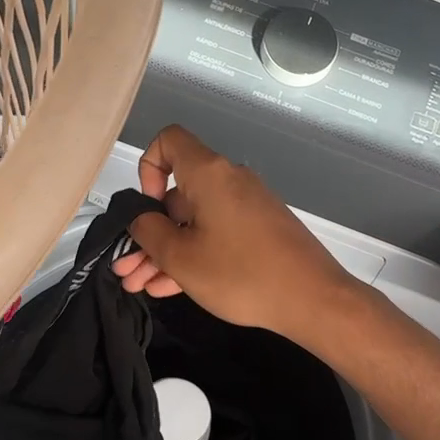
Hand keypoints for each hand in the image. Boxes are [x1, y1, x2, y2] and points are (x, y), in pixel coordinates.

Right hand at [111, 125, 360, 337]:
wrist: (313, 299)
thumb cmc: (242, 274)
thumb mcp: (182, 258)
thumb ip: (150, 233)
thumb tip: (141, 219)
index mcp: (210, 174)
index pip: (170, 141)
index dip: (148, 167)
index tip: (147, 207)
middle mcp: (229, 182)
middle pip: (178, 194)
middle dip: (148, 232)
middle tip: (126, 268)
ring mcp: (247, 208)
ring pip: (194, 222)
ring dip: (165, 252)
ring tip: (139, 286)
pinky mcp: (259, 232)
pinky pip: (216, 236)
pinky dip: (193, 256)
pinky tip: (168, 288)